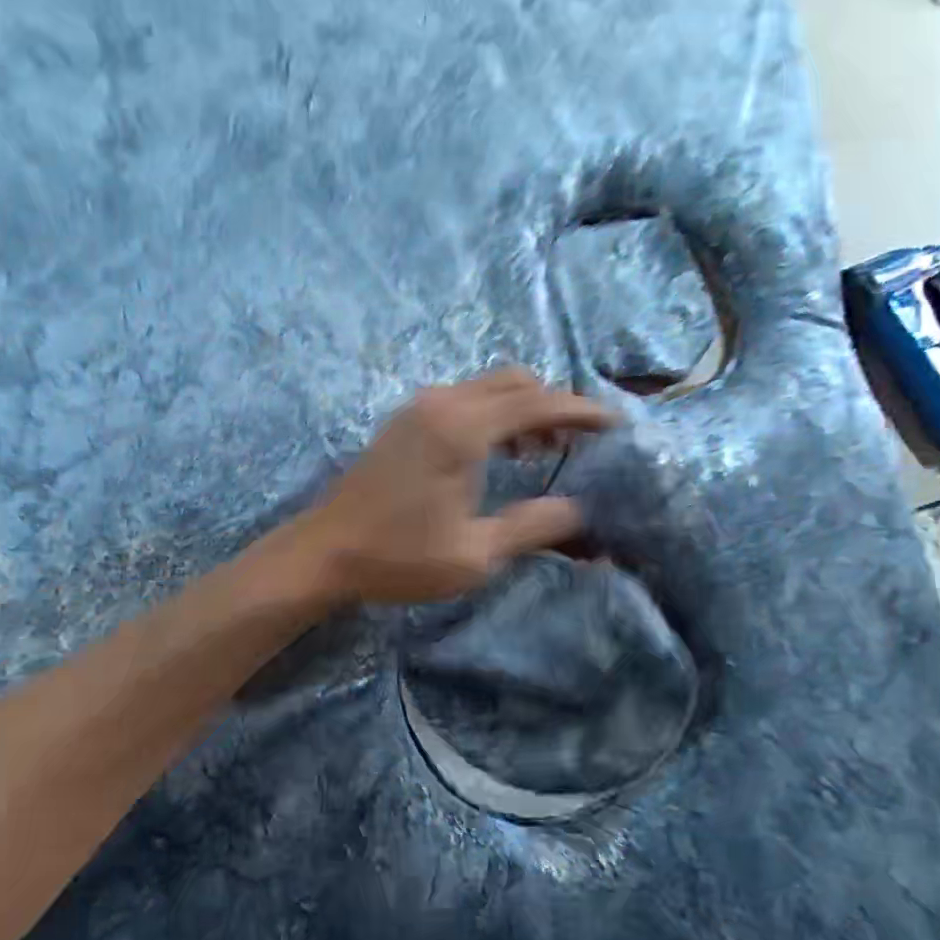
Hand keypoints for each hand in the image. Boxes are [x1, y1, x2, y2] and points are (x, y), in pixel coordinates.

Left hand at [290, 367, 614, 604]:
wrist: (323, 552)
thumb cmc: (399, 557)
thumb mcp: (475, 555)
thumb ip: (533, 527)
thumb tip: (577, 510)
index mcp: (463, 430)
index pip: (539, 403)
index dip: (582, 411)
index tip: (615, 423)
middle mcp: (444, 404)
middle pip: (517, 382)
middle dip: (555, 404)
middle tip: (580, 442)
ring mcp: (421, 407)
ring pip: (490, 387)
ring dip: (525, 408)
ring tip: (546, 450)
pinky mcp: (408, 419)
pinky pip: (467, 399)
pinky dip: (496, 413)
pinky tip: (503, 451)